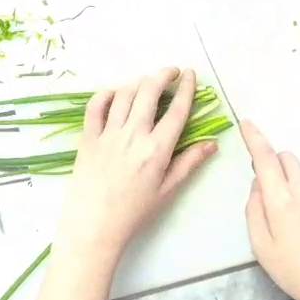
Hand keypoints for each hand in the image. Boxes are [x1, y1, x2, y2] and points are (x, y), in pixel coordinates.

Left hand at [54, 68, 217, 261]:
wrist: (94, 226)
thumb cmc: (133, 213)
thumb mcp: (167, 191)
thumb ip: (189, 163)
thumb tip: (212, 144)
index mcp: (157, 150)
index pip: (176, 110)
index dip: (186, 88)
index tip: (189, 75)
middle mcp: (133, 136)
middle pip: (149, 92)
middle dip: (162, 76)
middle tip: (170, 72)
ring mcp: (108, 134)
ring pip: (125, 94)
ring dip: (139, 82)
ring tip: (147, 82)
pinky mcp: (88, 138)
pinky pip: (96, 107)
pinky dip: (107, 94)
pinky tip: (116, 93)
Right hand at [242, 121, 299, 299]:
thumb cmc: (299, 274)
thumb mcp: (262, 248)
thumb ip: (254, 212)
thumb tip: (258, 187)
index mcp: (281, 200)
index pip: (265, 158)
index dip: (254, 138)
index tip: (247, 124)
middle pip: (287, 160)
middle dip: (273, 164)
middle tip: (266, 189)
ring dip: (292, 187)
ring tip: (293, 227)